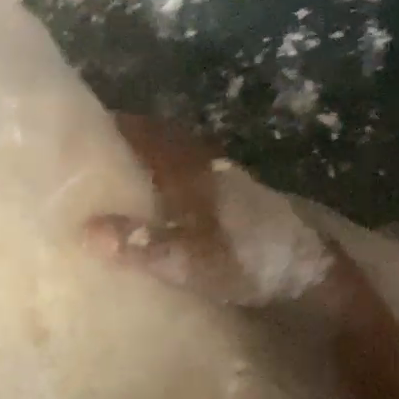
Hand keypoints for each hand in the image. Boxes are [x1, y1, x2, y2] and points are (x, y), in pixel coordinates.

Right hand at [85, 115, 380, 319]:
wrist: (313, 274)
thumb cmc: (248, 260)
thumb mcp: (190, 260)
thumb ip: (140, 244)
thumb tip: (85, 229)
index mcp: (190, 170)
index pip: (145, 135)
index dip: (117, 126)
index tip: (86, 123)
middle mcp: (206, 164)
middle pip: (162, 138)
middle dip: (131, 137)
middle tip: (97, 146)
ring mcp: (225, 178)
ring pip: (179, 153)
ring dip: (152, 152)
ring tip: (123, 165)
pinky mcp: (239, 197)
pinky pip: (193, 171)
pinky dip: (170, 171)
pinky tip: (163, 193)